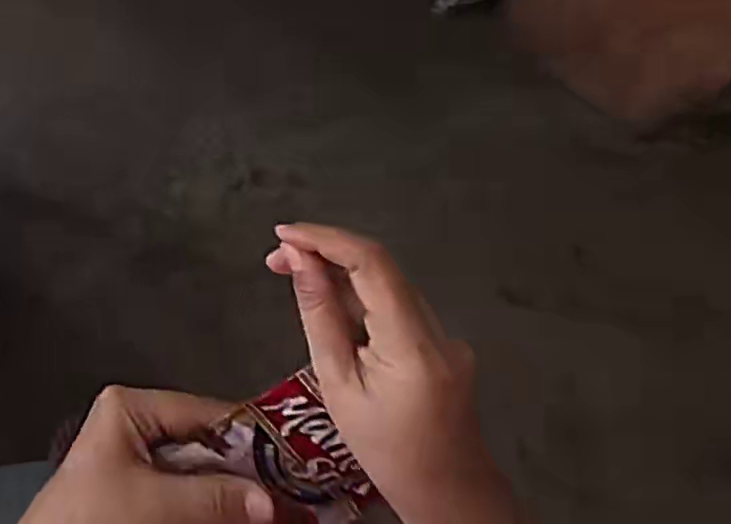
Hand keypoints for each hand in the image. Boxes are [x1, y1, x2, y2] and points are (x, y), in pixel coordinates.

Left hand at [20, 386, 273, 523]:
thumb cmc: (92, 516)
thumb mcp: (156, 504)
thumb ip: (212, 498)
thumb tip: (269, 500)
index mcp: (130, 407)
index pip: (200, 411)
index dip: (248, 434)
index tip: (292, 457)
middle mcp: (136, 425)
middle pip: (204, 444)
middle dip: (246, 472)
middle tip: (293, 492)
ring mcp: (139, 461)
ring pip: (201, 474)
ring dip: (236, 494)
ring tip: (282, 509)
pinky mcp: (142, 494)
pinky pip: (188, 496)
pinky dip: (215, 510)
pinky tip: (245, 518)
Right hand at [267, 224, 523, 523]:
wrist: (454, 502)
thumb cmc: (387, 453)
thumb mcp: (337, 382)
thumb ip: (318, 312)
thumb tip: (297, 257)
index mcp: (413, 345)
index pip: (370, 262)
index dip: (323, 237)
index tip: (282, 234)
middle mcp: (437, 330)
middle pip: (376, 265)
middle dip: (322, 250)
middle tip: (276, 258)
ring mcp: (444, 334)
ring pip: (382, 279)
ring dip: (334, 267)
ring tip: (289, 271)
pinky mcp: (439, 340)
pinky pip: (390, 299)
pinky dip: (353, 290)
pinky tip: (325, 300)